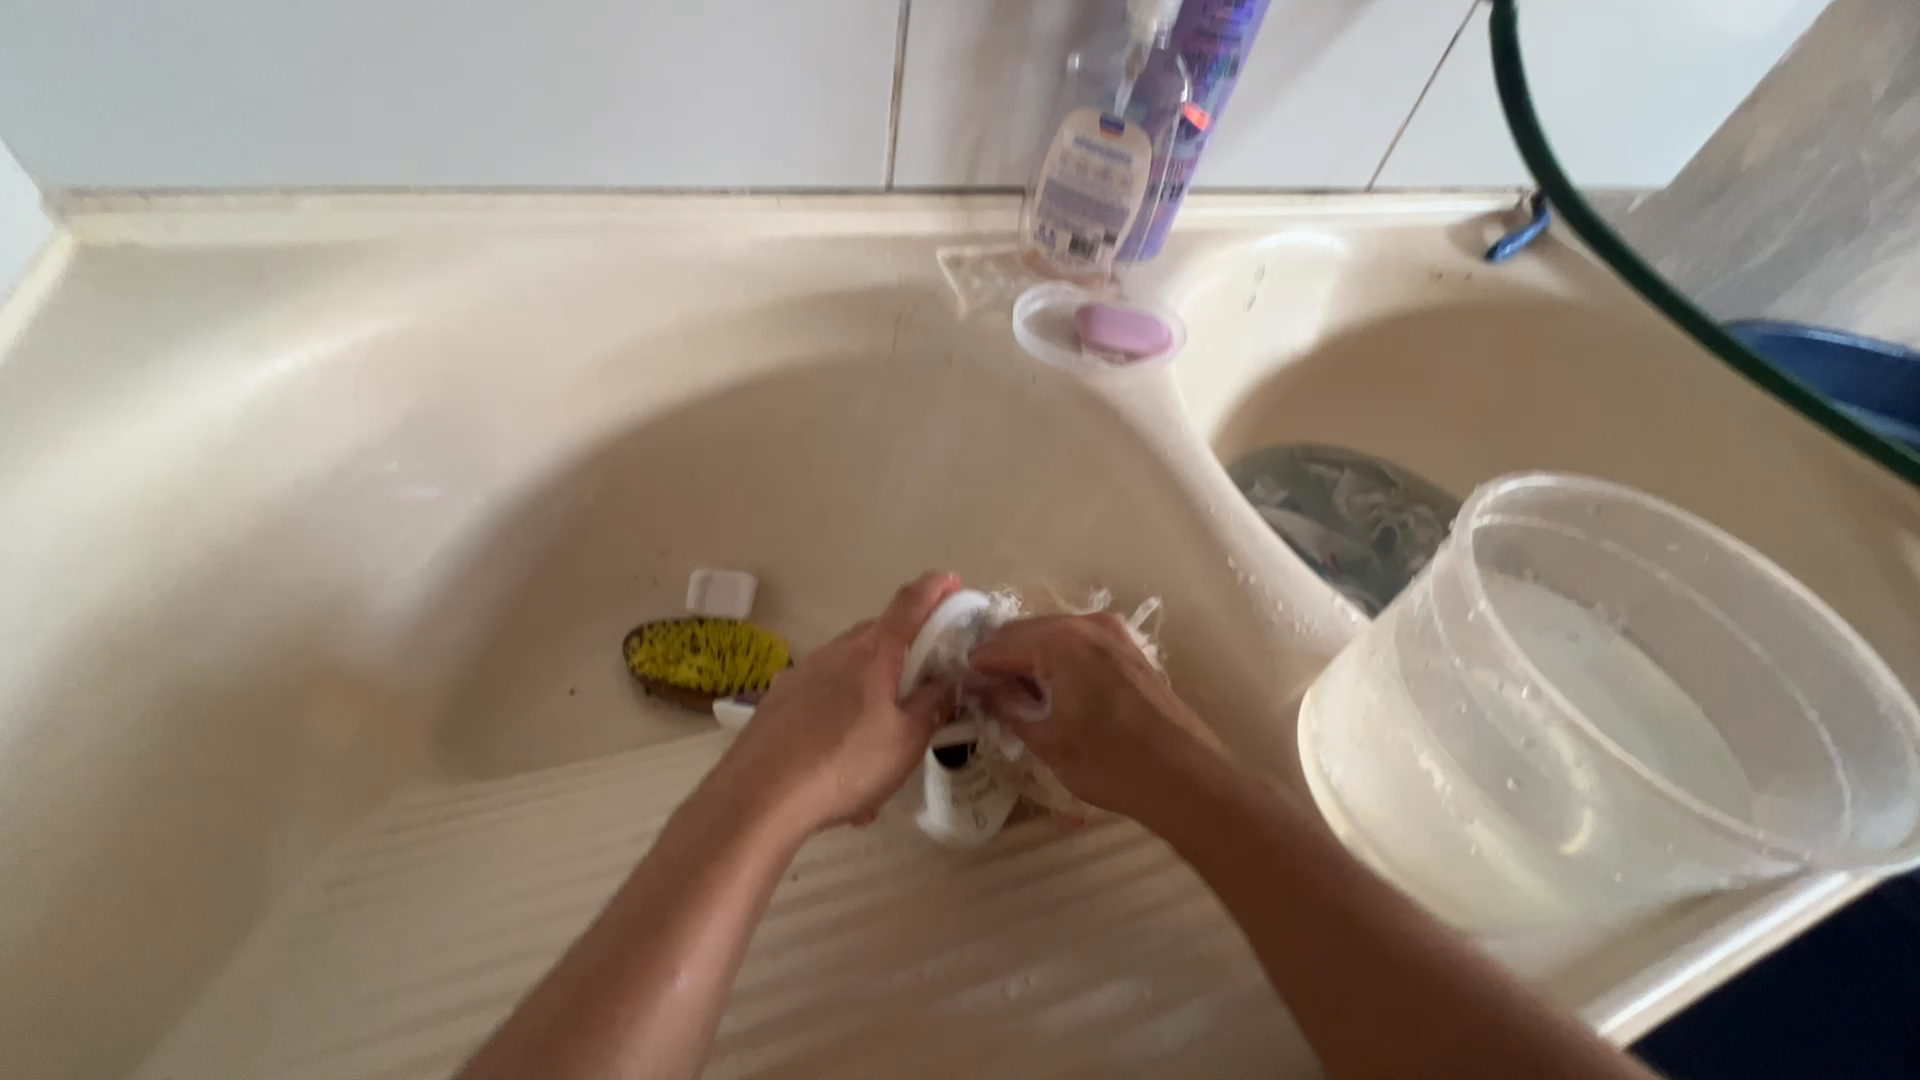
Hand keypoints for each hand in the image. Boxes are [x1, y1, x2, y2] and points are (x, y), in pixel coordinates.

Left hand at [713, 571, 960, 834]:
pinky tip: (841, 764)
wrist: (757, 798)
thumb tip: (946, 682)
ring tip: (880, 747)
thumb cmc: (844, 763)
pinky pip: (822, 698)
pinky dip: (840, 718)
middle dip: (905, 649)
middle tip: (925, 681)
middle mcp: (836, 652)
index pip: (909, 604)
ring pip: (849, 669)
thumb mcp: (906, 742)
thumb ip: (932, 707)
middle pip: (878, 635)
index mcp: (873, 653)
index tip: (951, 581)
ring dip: (871, 692)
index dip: (934, 588)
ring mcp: (802, 674)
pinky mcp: (778, 701)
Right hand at [969, 614, 1227, 825]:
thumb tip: (985, 688)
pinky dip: (1059, 662)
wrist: (1187, 779)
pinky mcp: (1130, 651)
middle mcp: (1087, 624)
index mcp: (1060, 640)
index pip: (999, 644)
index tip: (961, 688)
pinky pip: (1079, 646)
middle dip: (1003, 659)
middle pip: (1027, 633)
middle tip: (985, 694)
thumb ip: (1008, 705)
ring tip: (1017, 698)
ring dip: (1031, 660)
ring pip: (1054, 637)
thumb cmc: (1110, 762)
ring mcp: (1114, 634)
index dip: (976, 666)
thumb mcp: (1046, 739)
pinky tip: (1054, 694)